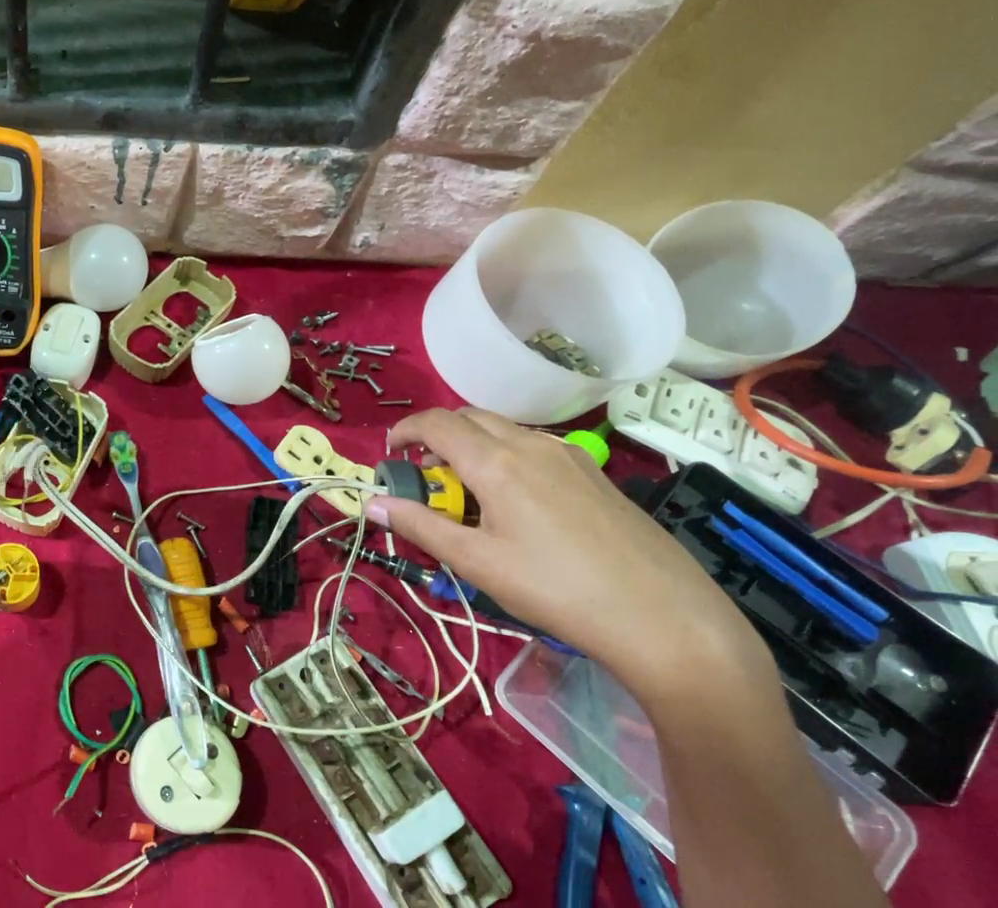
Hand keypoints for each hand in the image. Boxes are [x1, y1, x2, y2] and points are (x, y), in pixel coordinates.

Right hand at [368, 408, 772, 702]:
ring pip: (505, 431)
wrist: (663, 618)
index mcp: (496, 461)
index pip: (436, 424)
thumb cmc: (556, 590)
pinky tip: (515, 505)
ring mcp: (569, 457)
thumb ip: (421, 526)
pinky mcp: (595, 476)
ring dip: (473, 447)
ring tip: (468, 496)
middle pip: (470, 417)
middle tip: (425, 477)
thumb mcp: (477, 563)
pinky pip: (534, 448)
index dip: (405, 431)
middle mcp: (531, 445)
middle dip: (437, 436)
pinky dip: (506, 458)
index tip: (389, 455)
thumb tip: (371, 502)